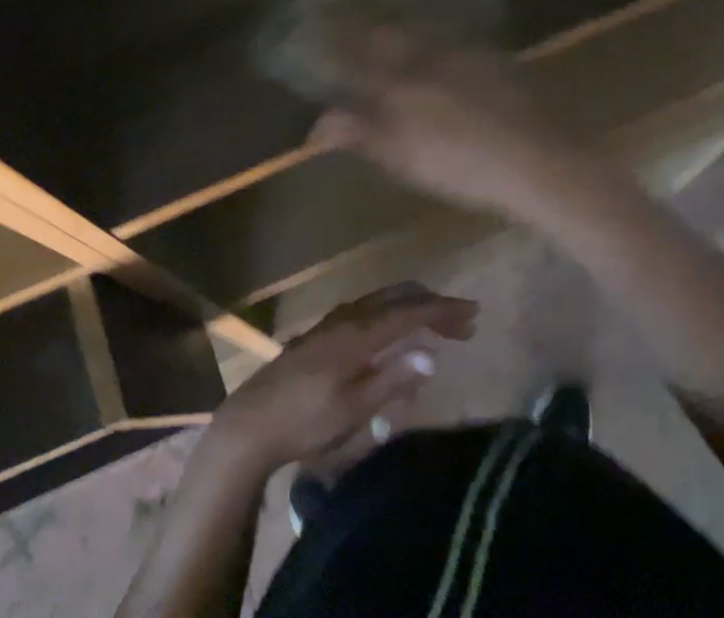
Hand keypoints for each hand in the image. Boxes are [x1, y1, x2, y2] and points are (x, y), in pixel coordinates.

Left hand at [208, 284, 476, 473]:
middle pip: (395, 298)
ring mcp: (328, 325)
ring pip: (378, 302)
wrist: (250, 425)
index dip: (443, 310)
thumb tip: (430, 354)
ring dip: (409, 307)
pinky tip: (391, 334)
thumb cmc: (305, 421)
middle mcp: (344, 320)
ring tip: (434, 324)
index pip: (409, 311)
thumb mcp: (354, 409)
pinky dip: (389, 314)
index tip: (473, 312)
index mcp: (357, 334)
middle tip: (462, 323)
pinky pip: (364, 311)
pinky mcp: (319, 336)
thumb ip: (392, 379)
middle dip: (430, 304)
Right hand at [308, 22, 605, 218]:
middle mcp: (426, 57)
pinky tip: (432, 32)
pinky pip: (449, 32)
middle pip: (385, 29)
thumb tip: (321, 121)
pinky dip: (430, 27)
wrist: (538, 158)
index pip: (354, 53)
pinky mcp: (492, 57)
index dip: (331, 37)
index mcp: (398, 82)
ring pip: (418, 25)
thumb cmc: (461, 166)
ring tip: (377, 5)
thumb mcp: (403, 157)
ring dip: (393, 13)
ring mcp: (462, 52)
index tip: (312, 21)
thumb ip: (361, 133)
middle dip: (359, 14)